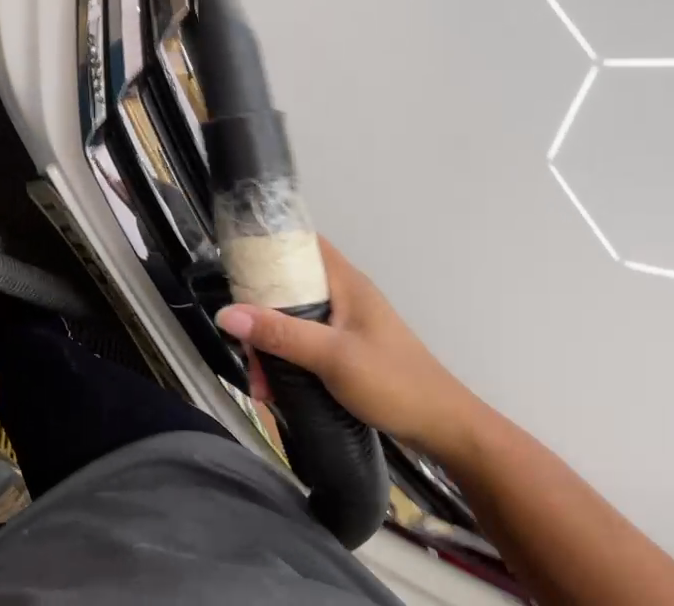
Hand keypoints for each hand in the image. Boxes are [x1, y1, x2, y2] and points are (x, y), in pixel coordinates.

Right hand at [216, 237, 481, 458]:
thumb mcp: (332, 357)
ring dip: (270, 345)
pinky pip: (302, 343)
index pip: (301, 242)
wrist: (448, 431)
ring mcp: (345, 325)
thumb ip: (280, 334)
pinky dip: (285, 360)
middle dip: (258, 312)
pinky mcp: (346, 351)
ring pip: (291, 319)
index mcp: (346, 284)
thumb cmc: (397, 384)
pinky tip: (276, 389)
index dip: (267, 242)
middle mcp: (344, 297)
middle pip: (287, 286)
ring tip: (262, 382)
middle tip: (244, 343)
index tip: (233, 260)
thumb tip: (225, 314)